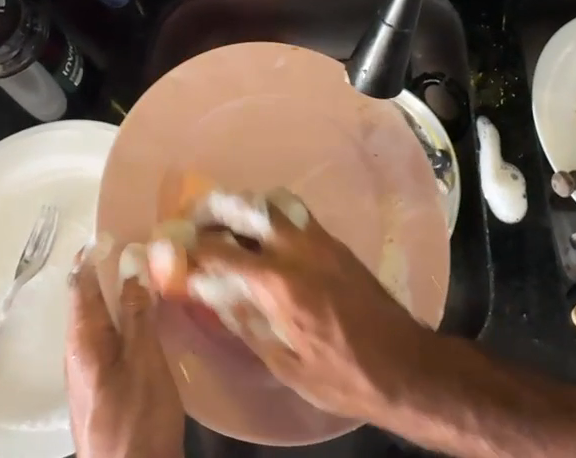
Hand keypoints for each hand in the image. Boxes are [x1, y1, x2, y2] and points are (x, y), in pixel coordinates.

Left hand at [66, 243, 184, 457]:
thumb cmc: (137, 419)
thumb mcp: (143, 360)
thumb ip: (136, 312)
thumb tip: (130, 265)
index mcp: (83, 341)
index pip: (80, 284)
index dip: (95, 255)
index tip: (119, 231)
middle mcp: (79, 353)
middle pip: (90, 301)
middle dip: (112, 273)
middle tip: (146, 251)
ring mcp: (90, 374)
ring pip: (103, 322)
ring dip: (122, 297)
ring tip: (153, 278)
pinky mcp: (105, 389)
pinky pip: (112, 341)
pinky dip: (128, 321)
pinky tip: (152, 321)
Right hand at [152, 189, 430, 422]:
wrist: (403, 362)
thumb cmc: (340, 374)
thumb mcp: (284, 361)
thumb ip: (244, 321)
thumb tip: (209, 291)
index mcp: (278, 283)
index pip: (221, 252)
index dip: (191, 249)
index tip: (172, 249)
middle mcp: (296, 249)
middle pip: (246, 207)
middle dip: (213, 209)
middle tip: (193, 221)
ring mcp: (319, 239)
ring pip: (272, 200)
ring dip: (244, 205)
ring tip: (226, 224)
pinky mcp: (334, 241)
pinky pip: (295, 211)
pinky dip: (270, 211)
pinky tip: (262, 234)